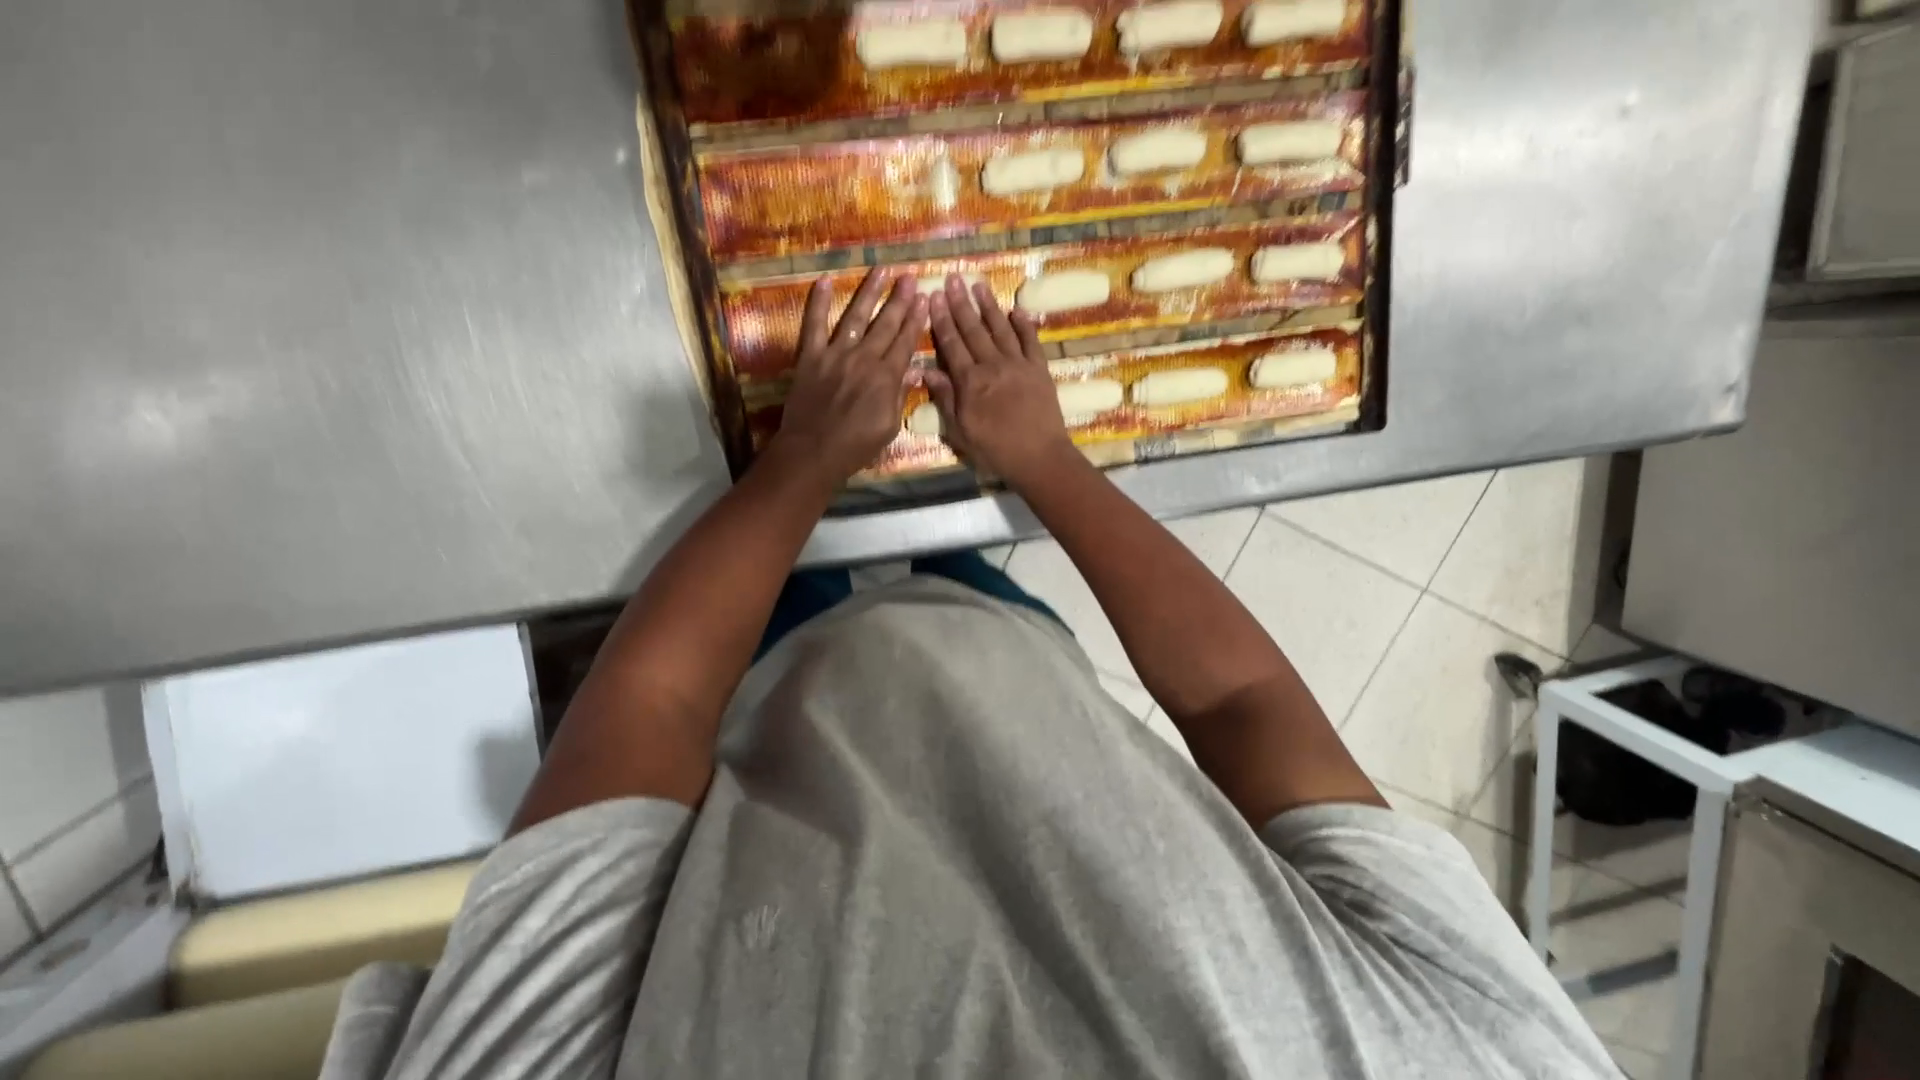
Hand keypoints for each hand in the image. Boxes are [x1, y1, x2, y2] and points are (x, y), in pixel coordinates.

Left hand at [767, 269, 925, 483]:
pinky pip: (814, 325)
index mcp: (886, 377)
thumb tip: (915, 370)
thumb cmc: (857, 446)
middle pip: (886, 324)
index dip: (916, 319)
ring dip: (869, 292)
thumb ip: (900, 395)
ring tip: (881, 270)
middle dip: (900, 299)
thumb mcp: (889, 427)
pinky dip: (819, 303)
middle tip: (909, 277)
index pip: (906, 342)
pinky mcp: (811, 357)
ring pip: (856, 318)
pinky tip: (825, 281)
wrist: (815, 451)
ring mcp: (836, 355)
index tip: (924, 299)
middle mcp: (864, 359)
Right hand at [925, 274, 1076, 487]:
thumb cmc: (995, 450)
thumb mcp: (961, 431)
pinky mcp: (1040, 369)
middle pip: (974, 330)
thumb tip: (927, 371)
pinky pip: (1031, 341)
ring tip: (979, 285)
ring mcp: (1019, 365)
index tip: (934, 297)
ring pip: (1001, 329)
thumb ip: (946, 399)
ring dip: (989, 306)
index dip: (942, 320)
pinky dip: (1024, 324)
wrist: (1040, 457)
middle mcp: (993, 366)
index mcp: (970, 382)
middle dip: (961, 304)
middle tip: (953, 278)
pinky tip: (1017, 310)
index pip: (952, 345)